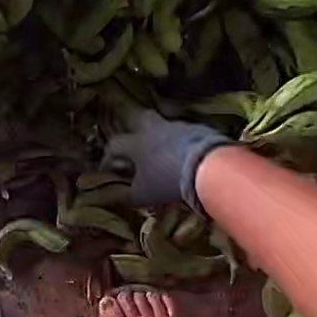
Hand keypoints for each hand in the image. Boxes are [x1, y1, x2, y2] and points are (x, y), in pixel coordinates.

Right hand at [103, 109, 234, 209]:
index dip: (109, 157)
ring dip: (162, 139)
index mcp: (136, 143)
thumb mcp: (144, 194)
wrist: (208, 168)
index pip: (115, 144)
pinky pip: (185, 135)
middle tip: (138, 146)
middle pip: (140, 119)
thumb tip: (120, 197)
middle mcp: (155, 129)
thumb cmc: (168, 180)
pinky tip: (185, 158)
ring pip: (165, 127)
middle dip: (136, 130)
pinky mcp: (199, 130)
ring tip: (164, 156)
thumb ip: (130, 195)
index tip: (108, 169)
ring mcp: (179, 127)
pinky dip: (182, 144)